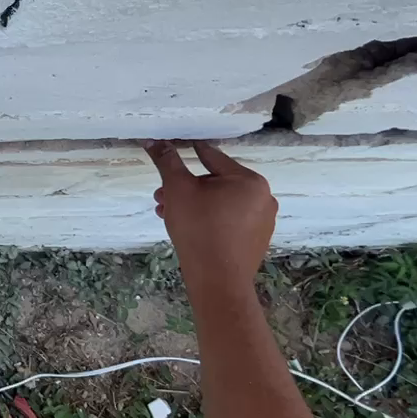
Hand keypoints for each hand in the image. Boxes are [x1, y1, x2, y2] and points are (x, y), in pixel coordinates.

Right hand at [145, 140, 276, 299]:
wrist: (217, 277)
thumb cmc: (198, 226)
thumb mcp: (177, 188)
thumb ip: (166, 160)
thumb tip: (153, 140)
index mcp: (249, 180)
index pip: (209, 156)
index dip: (184, 151)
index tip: (167, 150)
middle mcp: (263, 197)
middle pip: (213, 180)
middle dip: (184, 185)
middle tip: (161, 195)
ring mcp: (263, 219)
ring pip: (219, 199)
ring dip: (192, 201)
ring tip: (167, 211)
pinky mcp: (257, 237)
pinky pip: (228, 216)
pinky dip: (206, 215)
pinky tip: (186, 224)